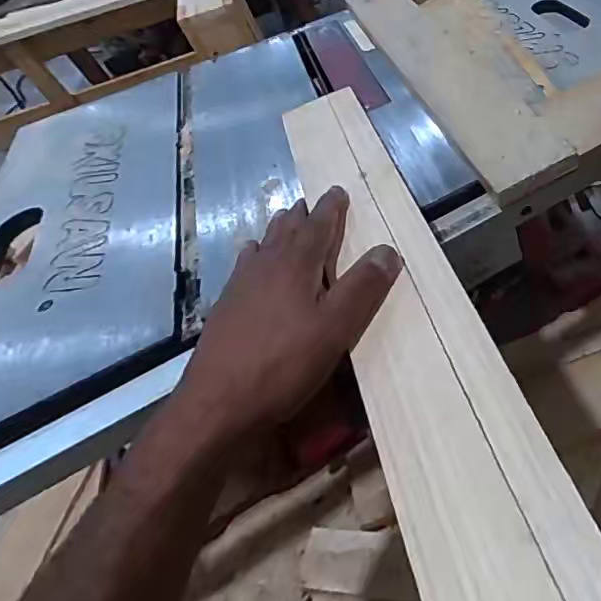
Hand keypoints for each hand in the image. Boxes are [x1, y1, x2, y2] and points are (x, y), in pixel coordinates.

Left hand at [172, 187, 399, 449]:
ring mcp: (240, 287)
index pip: (318, 226)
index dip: (331, 208)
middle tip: (313, 203)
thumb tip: (388, 249)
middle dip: (303, 215)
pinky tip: (250, 259)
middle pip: (287, 231)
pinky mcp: (225, 310)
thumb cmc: (283, 364)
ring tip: (286, 220)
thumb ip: (363, 286)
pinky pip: (244, 266)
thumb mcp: (336, 327)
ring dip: (279, 231)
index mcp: (296, 265)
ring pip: (264, 246)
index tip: (338, 191)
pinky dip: (254, 254)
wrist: (212, 409)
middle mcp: (267, 267)